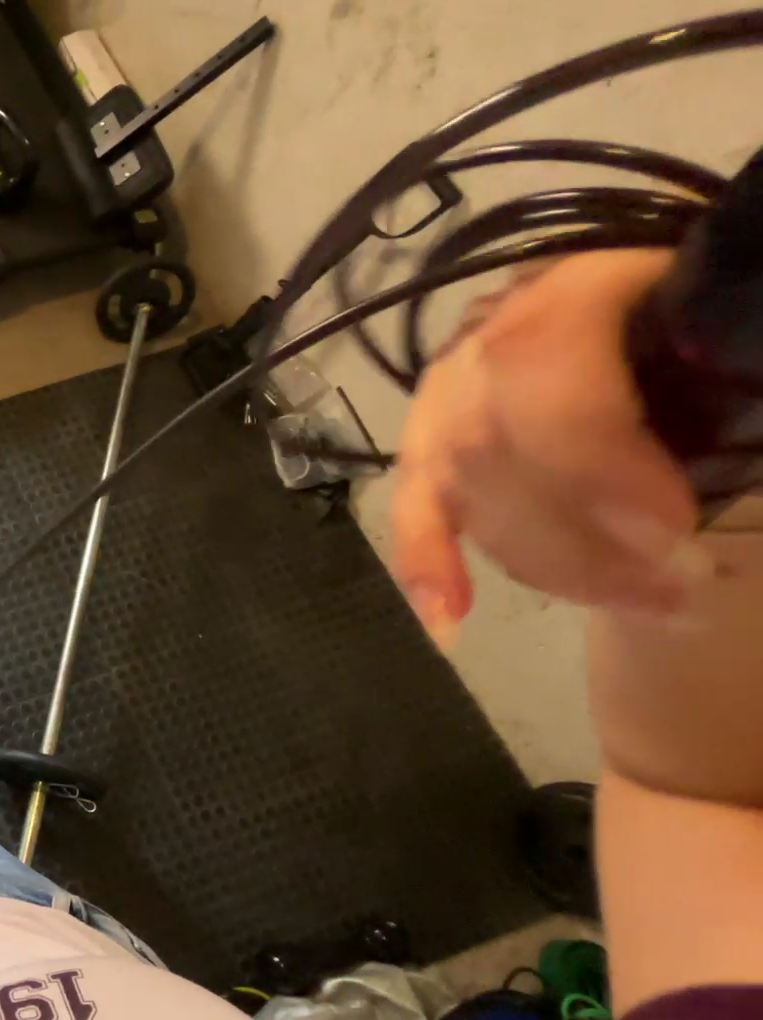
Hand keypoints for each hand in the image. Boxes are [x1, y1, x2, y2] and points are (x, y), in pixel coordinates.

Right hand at [390, 250, 711, 645]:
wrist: (690, 335)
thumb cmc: (737, 341)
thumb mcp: (752, 343)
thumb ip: (736, 380)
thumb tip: (685, 511)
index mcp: (579, 280)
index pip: (533, 362)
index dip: (586, 453)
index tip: (670, 533)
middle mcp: (488, 332)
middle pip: (483, 442)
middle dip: (574, 532)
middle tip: (675, 590)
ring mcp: (449, 390)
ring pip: (453, 483)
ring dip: (539, 558)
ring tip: (641, 604)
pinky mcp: (431, 439)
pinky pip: (414, 502)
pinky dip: (426, 559)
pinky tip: (447, 615)